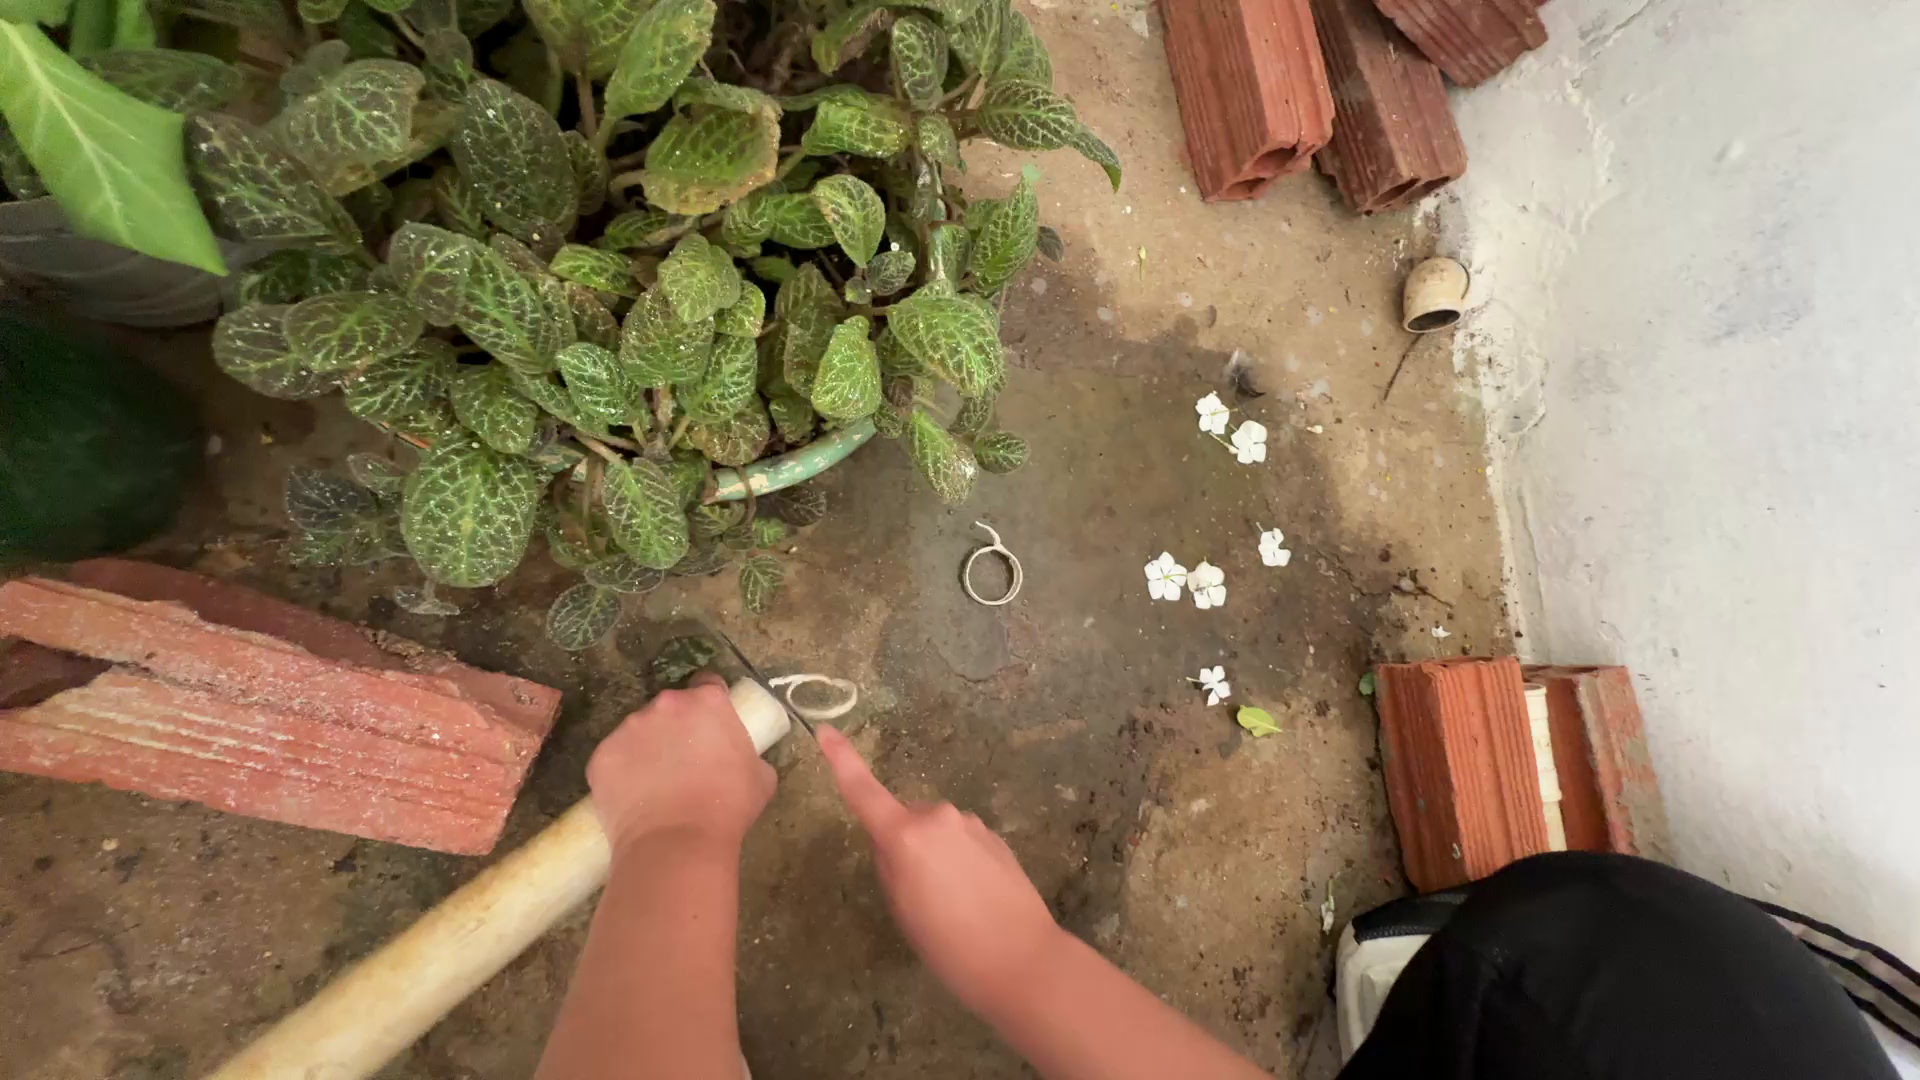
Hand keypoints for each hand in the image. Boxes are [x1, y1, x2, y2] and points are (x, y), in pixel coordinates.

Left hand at [587, 674, 775, 852]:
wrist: (677, 843)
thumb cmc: (728, 806)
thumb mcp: (761, 774)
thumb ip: (748, 754)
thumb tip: (739, 760)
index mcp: (707, 701)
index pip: (708, 684)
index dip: (710, 702)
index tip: (711, 724)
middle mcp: (666, 704)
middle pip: (671, 706)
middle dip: (677, 725)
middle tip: (685, 759)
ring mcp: (629, 727)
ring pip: (640, 730)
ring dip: (649, 746)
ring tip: (657, 783)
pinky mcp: (602, 755)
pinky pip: (615, 756)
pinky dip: (623, 770)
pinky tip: (635, 796)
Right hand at [817, 725, 1063, 1012]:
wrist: (1023, 959)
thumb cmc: (950, 946)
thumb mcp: (903, 911)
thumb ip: (889, 865)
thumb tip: (890, 842)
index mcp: (906, 835)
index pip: (864, 791)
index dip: (842, 759)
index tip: (825, 731)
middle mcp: (938, 816)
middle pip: (904, 819)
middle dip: (902, 843)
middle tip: (917, 895)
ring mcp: (970, 823)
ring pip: (934, 831)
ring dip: (933, 854)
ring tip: (950, 904)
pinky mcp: (993, 835)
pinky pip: (960, 840)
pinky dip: (958, 860)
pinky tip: (974, 899)